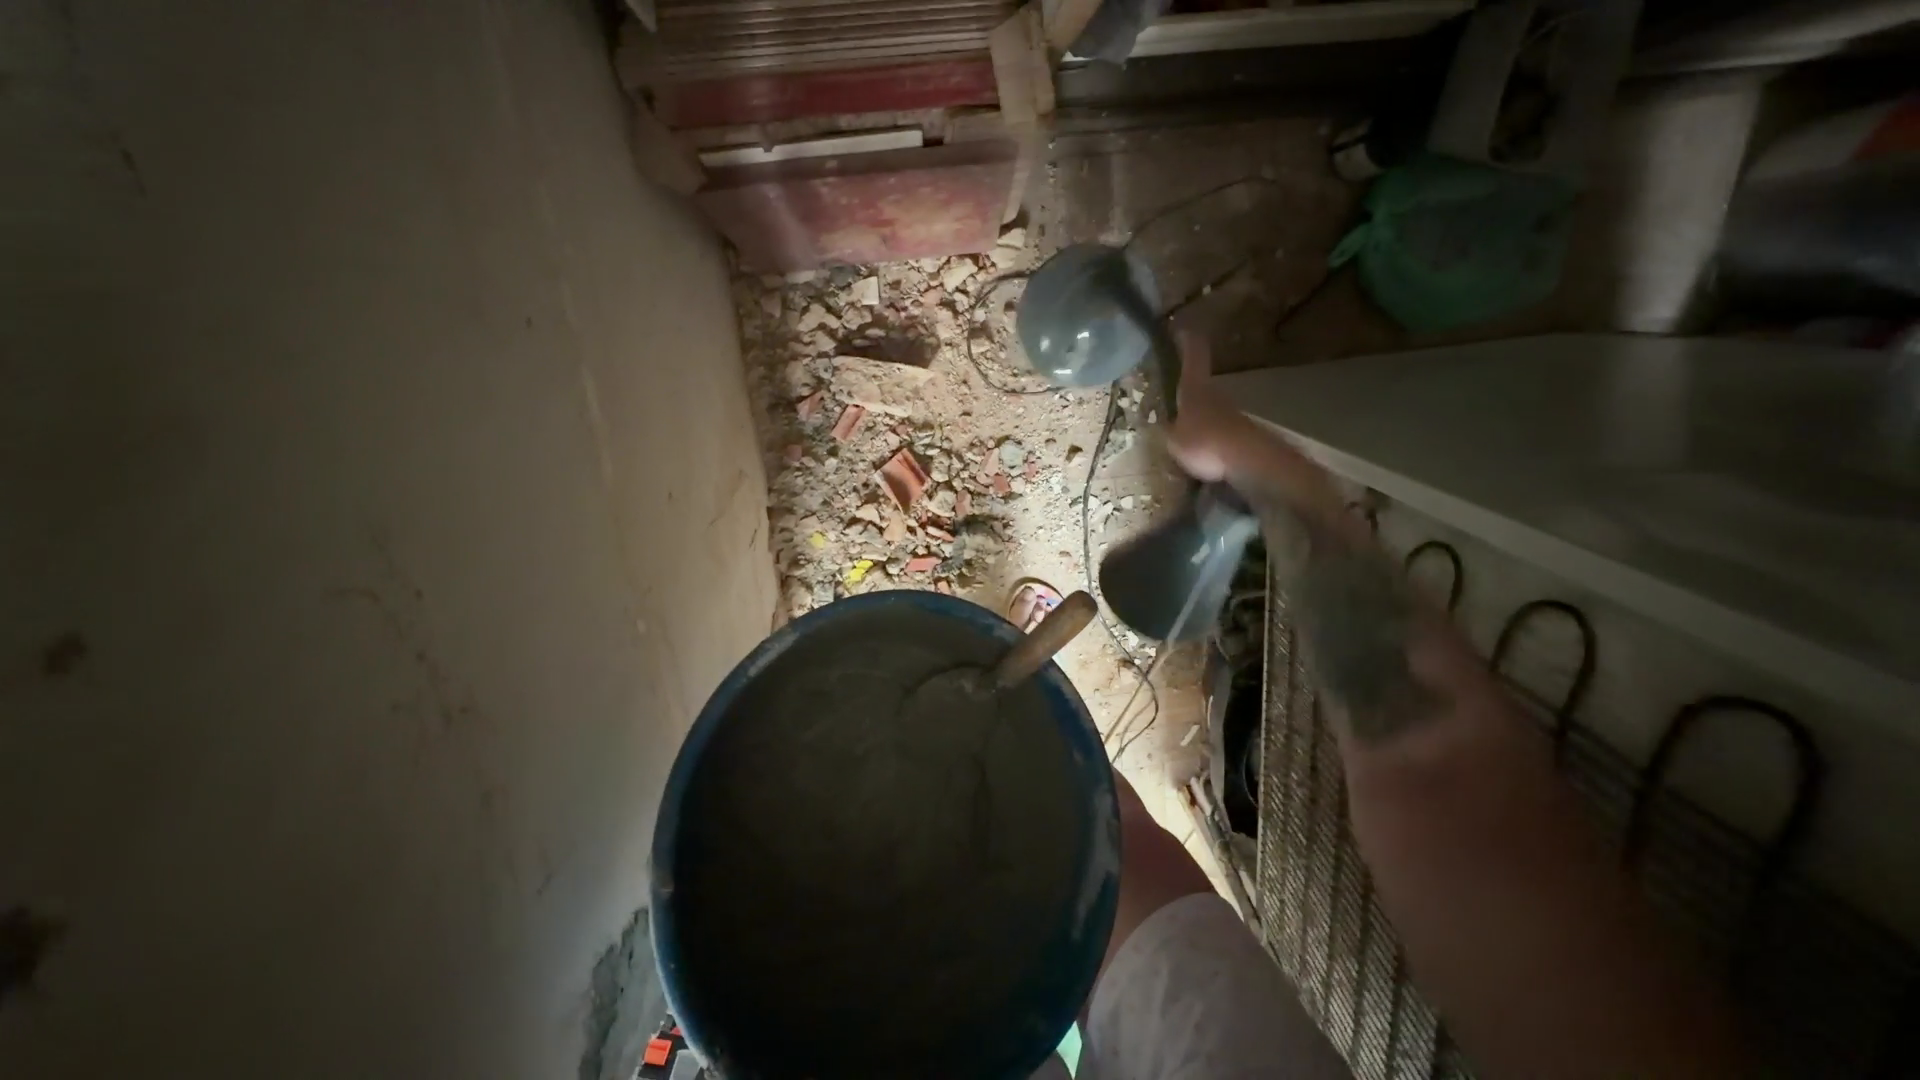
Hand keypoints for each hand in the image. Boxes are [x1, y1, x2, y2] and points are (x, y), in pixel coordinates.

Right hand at [1164, 331, 1352, 534]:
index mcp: (1195, 388)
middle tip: (1170, 400)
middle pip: (1200, 383)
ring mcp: (1230, 412)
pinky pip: (1218, 429)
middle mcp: (1215, 393)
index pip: (1194, 354)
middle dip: (1186, 389)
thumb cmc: (1204, 441)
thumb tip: (1162, 423)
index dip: (1188, 339)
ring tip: (1182, 433)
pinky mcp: (1240, 431)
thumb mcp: (1173, 440)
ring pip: (1209, 408)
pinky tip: (1200, 453)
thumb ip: (1166, 430)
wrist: (1248, 459)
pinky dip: (1209, 436)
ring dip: (1198, 416)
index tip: (1181, 328)